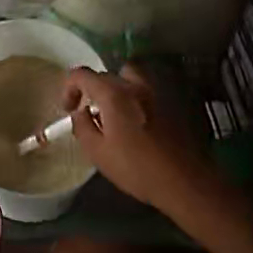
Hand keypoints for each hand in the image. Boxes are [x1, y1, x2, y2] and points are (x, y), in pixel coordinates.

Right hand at [63, 64, 219, 216]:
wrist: (182, 178)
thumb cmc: (136, 167)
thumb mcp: (98, 153)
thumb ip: (83, 127)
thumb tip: (79, 112)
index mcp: (114, 93)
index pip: (83, 74)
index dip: (69, 87)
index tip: (69, 109)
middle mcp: (135, 84)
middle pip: (107, 74)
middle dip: (93, 90)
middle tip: (91, 114)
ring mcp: (155, 90)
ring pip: (129, 76)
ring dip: (117, 88)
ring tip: (114, 114)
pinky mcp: (170, 101)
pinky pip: (145, 89)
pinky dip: (134, 97)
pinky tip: (136, 123)